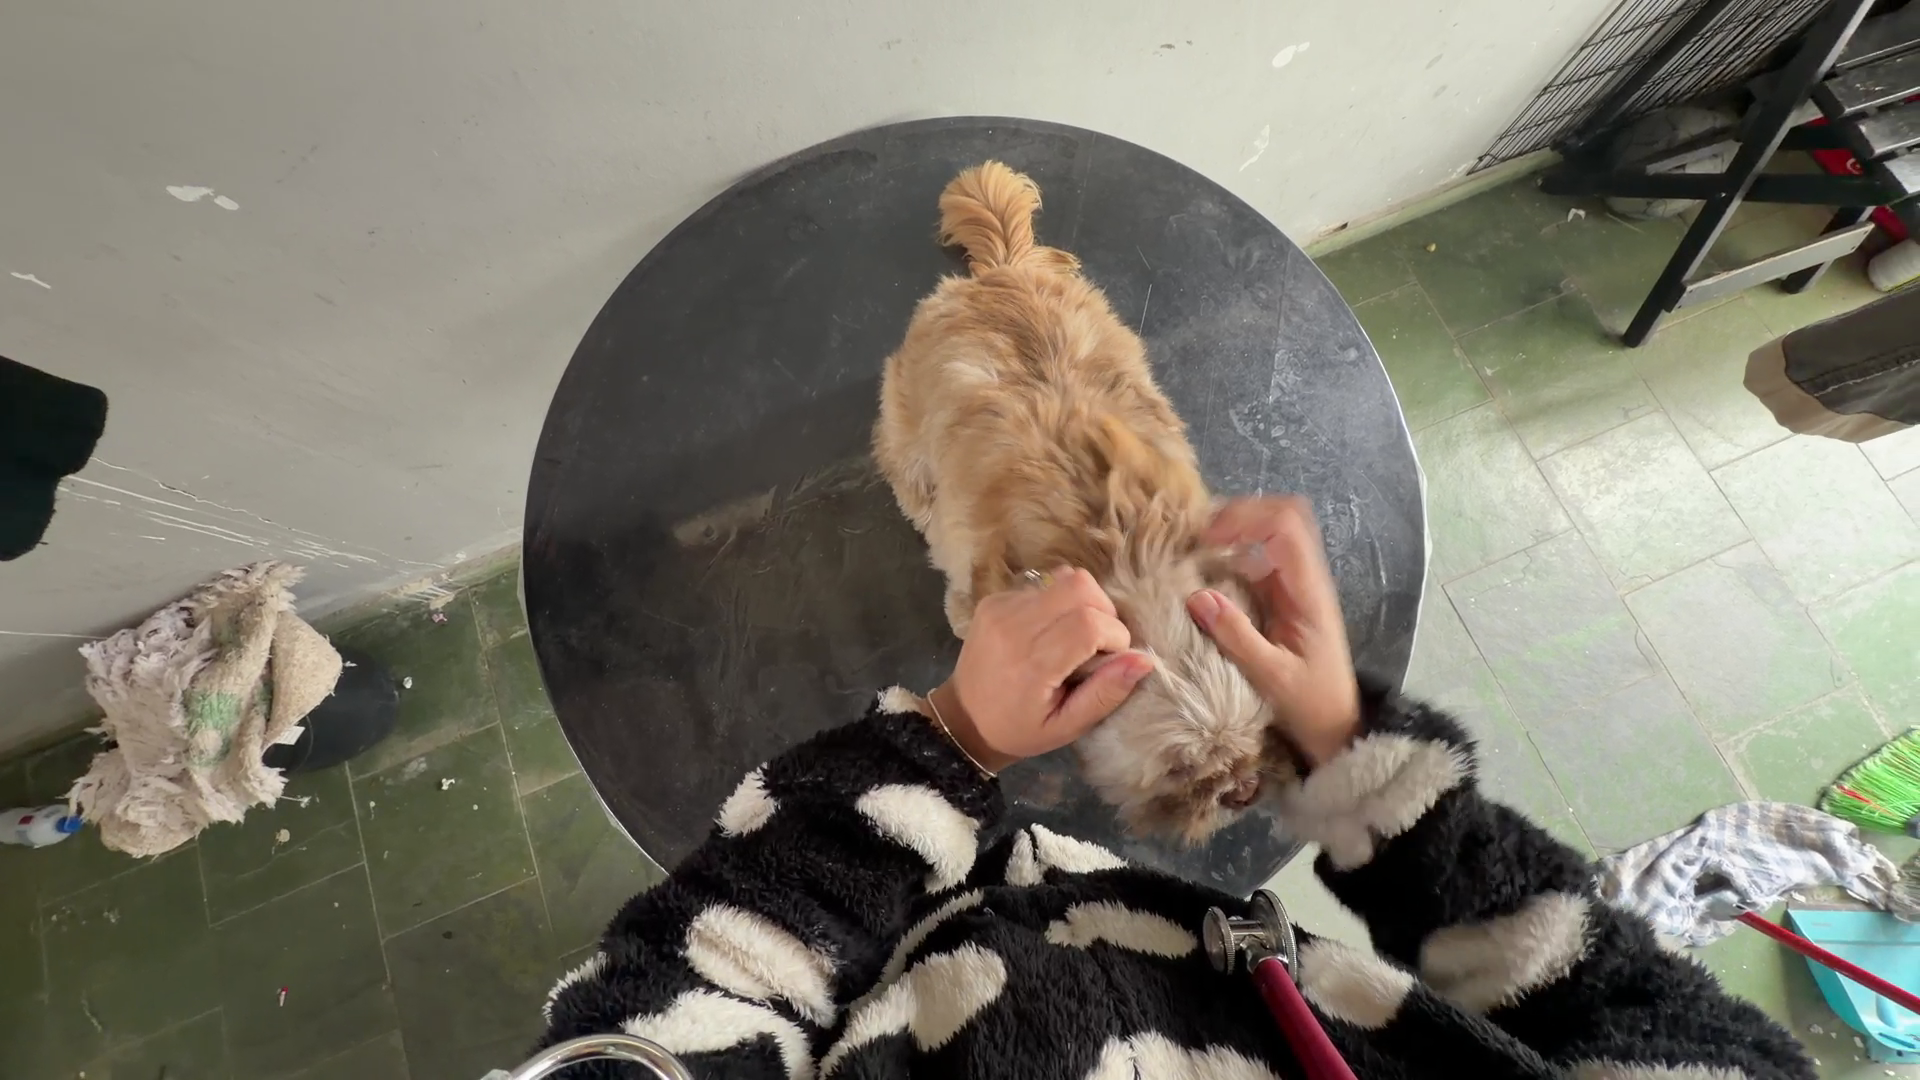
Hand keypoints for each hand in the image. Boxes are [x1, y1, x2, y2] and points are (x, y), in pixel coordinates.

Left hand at [930, 567, 1153, 773]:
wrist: (963, 718)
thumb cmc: (1019, 729)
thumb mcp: (1067, 727)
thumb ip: (1105, 693)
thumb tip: (1143, 660)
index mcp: (1032, 663)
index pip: (1089, 623)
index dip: (1114, 635)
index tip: (1113, 657)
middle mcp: (1013, 626)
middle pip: (1079, 586)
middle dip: (1103, 610)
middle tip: (1099, 641)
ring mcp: (1000, 607)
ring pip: (1064, 578)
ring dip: (1082, 603)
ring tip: (1075, 635)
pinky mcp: (994, 599)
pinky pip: (1043, 585)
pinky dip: (1058, 604)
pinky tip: (1049, 632)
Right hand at [1186, 497, 1360, 767]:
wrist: (1338, 727)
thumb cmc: (1310, 704)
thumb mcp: (1271, 678)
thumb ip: (1237, 637)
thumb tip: (1197, 595)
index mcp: (1309, 591)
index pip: (1286, 526)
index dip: (1244, 519)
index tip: (1206, 540)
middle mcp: (1304, 578)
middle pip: (1281, 515)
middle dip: (1238, 514)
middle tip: (1197, 534)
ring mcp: (1292, 584)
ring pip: (1268, 531)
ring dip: (1232, 529)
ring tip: (1192, 546)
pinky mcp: (1278, 595)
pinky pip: (1255, 557)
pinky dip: (1228, 552)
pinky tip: (1201, 568)